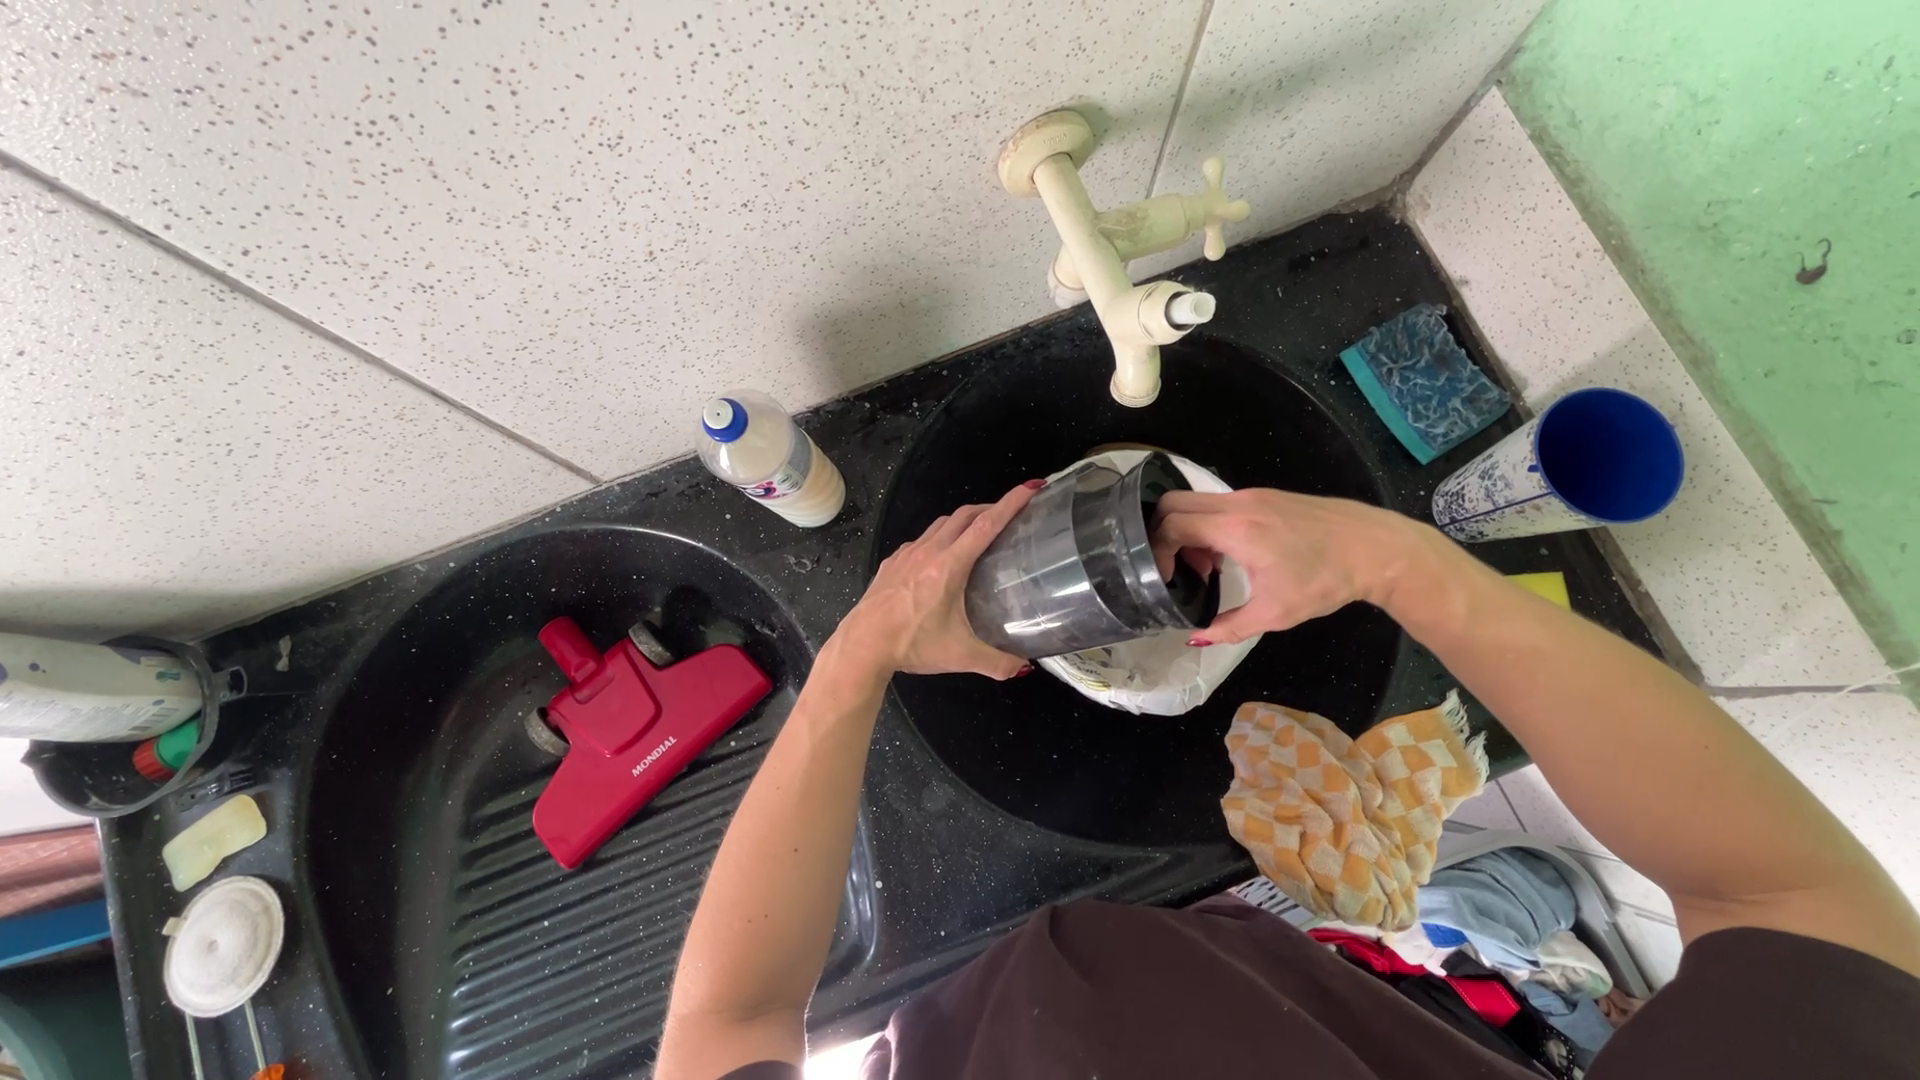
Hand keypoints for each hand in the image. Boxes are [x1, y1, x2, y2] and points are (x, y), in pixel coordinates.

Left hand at [836, 481, 1042, 678]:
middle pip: (964, 516)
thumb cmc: (911, 644)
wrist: (862, 645)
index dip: (1011, 504)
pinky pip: (920, 540)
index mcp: (949, 566)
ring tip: (978, 533)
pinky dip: (938, 538)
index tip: (1030, 489)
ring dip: (963, 521)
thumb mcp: (960, 656)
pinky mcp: (892, 564)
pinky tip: (940, 557)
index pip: (986, 525)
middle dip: (990, 508)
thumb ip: (996, 662)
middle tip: (1009, 514)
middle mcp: (928, 552)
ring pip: (940, 525)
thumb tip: (1022, 667)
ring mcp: (906, 555)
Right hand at [1149, 489, 1419, 644]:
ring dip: (1188, 531)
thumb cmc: (1326, 581)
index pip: (1172, 525)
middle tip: (1176, 568)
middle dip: (1162, 535)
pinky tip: (1230, 555)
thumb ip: (1228, 627)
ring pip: (1196, 502)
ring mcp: (1252, 495)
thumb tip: (1196, 640)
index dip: (1157, 551)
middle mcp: (1237, 503)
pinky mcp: (1265, 496)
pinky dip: (1209, 526)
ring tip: (1206, 567)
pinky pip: (1218, 504)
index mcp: (1235, 528)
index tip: (1167, 579)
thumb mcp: (1275, 613)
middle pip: (1173, 503)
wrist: (1377, 549)